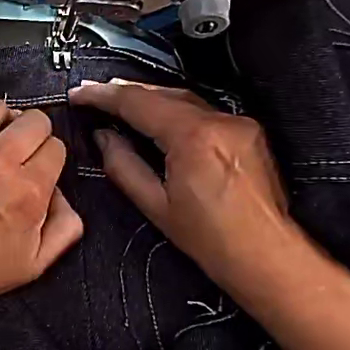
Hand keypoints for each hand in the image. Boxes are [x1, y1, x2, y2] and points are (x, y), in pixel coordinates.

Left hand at [0, 98, 82, 318]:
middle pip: (34, 119)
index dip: (52, 159)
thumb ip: (63, 230)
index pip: (56, 147)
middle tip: (22, 153)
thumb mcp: (30, 267)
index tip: (40, 170)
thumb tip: (64, 199)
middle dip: (35, 134)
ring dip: (2, 120)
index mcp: (27, 191)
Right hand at [69, 79, 312, 299]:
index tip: (83, 94)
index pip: (138, 102)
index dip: (104, 96)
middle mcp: (220, 122)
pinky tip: (163, 120)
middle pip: (162, 93)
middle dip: (126, 93)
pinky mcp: (249, 131)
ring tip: (123, 104)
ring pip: (185, 99)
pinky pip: (205, 111)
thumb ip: (123, 165)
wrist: (266, 256)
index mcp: (193, 138)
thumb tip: (105, 138)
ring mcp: (238, 124)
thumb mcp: (156, 206)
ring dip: (152, 100)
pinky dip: (179, 112)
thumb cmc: (216, 241)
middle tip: (97, 96)